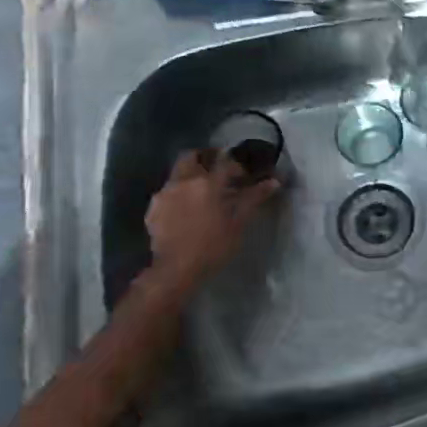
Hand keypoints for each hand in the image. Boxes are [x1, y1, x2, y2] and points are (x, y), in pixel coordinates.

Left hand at [145, 150, 280, 276]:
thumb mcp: (239, 222)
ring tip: (201, 194)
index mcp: (207, 182)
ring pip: (178, 173)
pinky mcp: (153, 208)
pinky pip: (167, 192)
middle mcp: (183, 181)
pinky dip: (178, 194)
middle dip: (206, 159)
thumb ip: (254, 197)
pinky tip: (185, 210)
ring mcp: (165, 193)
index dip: (236, 165)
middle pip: (192, 156)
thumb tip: (274, 181)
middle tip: (218, 172)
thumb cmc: (214, 245)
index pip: (224, 161)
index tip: (243, 176)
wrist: (176, 270)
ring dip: (191, 176)